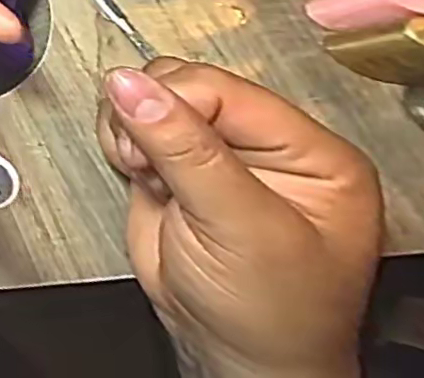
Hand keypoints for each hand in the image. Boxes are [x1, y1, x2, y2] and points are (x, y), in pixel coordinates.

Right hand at [98, 59, 382, 377]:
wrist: (227, 343)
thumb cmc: (270, 308)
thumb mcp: (237, 226)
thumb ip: (184, 149)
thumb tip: (130, 84)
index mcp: (309, 152)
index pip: (217, 87)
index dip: (171, 105)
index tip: (152, 144)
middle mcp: (261, 143)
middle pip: (175, 81)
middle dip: (143, 115)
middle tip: (148, 160)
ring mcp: (212, 148)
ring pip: (143, 93)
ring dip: (125, 127)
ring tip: (146, 171)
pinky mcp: (169, 156)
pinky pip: (124, 116)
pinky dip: (115, 138)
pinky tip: (139, 172)